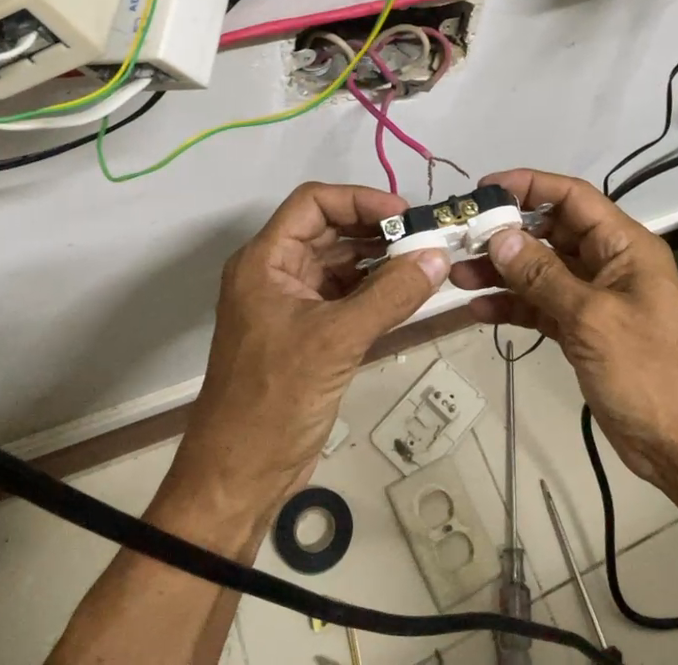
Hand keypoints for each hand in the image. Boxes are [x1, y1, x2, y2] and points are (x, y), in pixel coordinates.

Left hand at [171, 183, 451, 510]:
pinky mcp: (308, 336)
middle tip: (428, 240)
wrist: (239, 476)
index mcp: (265, 262)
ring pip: (342, 265)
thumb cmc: (275, 399)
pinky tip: (411, 295)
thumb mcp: (335, 341)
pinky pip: (347, 298)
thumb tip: (438, 255)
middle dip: (377, 231)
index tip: (406, 216)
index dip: (359, 200)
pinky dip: (377, 292)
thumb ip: (389, 295)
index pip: (313, 204)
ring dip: (382, 262)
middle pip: (330, 231)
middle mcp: (276, 275)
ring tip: (428, 264)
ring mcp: (292, 306)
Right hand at [453, 170, 677, 489]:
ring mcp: (596, 301)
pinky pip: (542, 309)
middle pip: (552, 233)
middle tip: (459, 240)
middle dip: (506, 233)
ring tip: (457, 275)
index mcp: (625, 246)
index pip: (573, 198)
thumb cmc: (652, 373)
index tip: (484, 190)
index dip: (530, 186)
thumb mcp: (594, 318)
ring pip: (541, 273)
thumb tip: (499, 235)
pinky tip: (478, 310)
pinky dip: (513, 308)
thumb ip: (543, 276)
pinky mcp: (584, 334)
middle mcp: (610, 265)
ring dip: (502, 272)